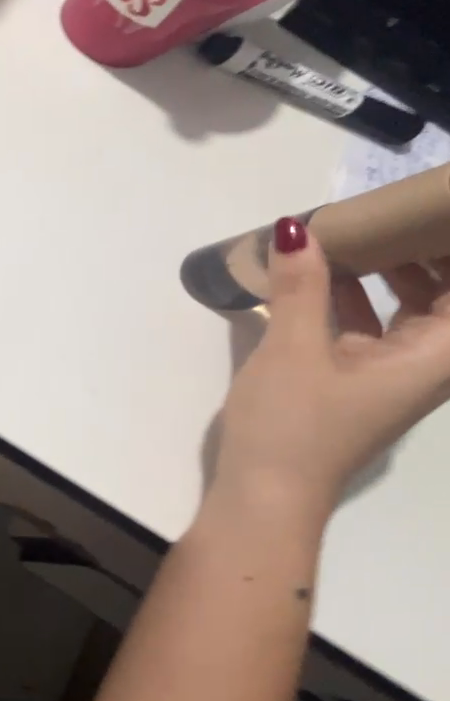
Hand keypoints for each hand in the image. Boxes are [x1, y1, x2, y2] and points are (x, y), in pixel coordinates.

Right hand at [214, 218, 449, 514]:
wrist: (269, 488)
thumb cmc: (294, 422)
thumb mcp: (293, 350)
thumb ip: (300, 289)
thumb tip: (299, 228)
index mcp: (437, 358)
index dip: (449, 251)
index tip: (428, 212)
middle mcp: (428, 363)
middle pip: (446, 299)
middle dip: (423, 254)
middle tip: (386, 212)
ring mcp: (390, 371)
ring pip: (409, 309)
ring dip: (386, 272)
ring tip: (348, 235)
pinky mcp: (354, 378)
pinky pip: (370, 325)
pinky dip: (351, 297)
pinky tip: (315, 278)